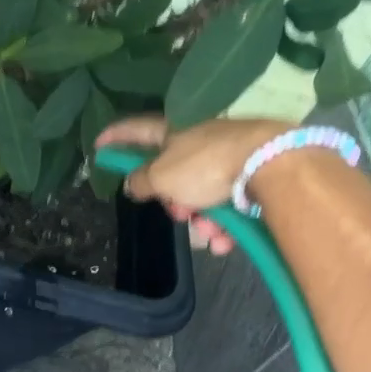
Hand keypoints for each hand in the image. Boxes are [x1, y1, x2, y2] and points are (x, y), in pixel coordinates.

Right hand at [95, 114, 291, 254]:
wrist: (271, 164)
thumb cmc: (206, 166)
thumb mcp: (162, 177)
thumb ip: (141, 181)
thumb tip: (133, 183)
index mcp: (174, 133)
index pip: (137, 131)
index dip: (116, 137)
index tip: (98, 145)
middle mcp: (200, 142)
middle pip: (173, 175)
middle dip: (172, 201)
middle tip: (177, 213)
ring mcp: (228, 158)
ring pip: (201, 196)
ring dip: (201, 220)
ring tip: (209, 233)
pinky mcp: (252, 176)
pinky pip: (228, 205)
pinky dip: (224, 225)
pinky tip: (225, 240)